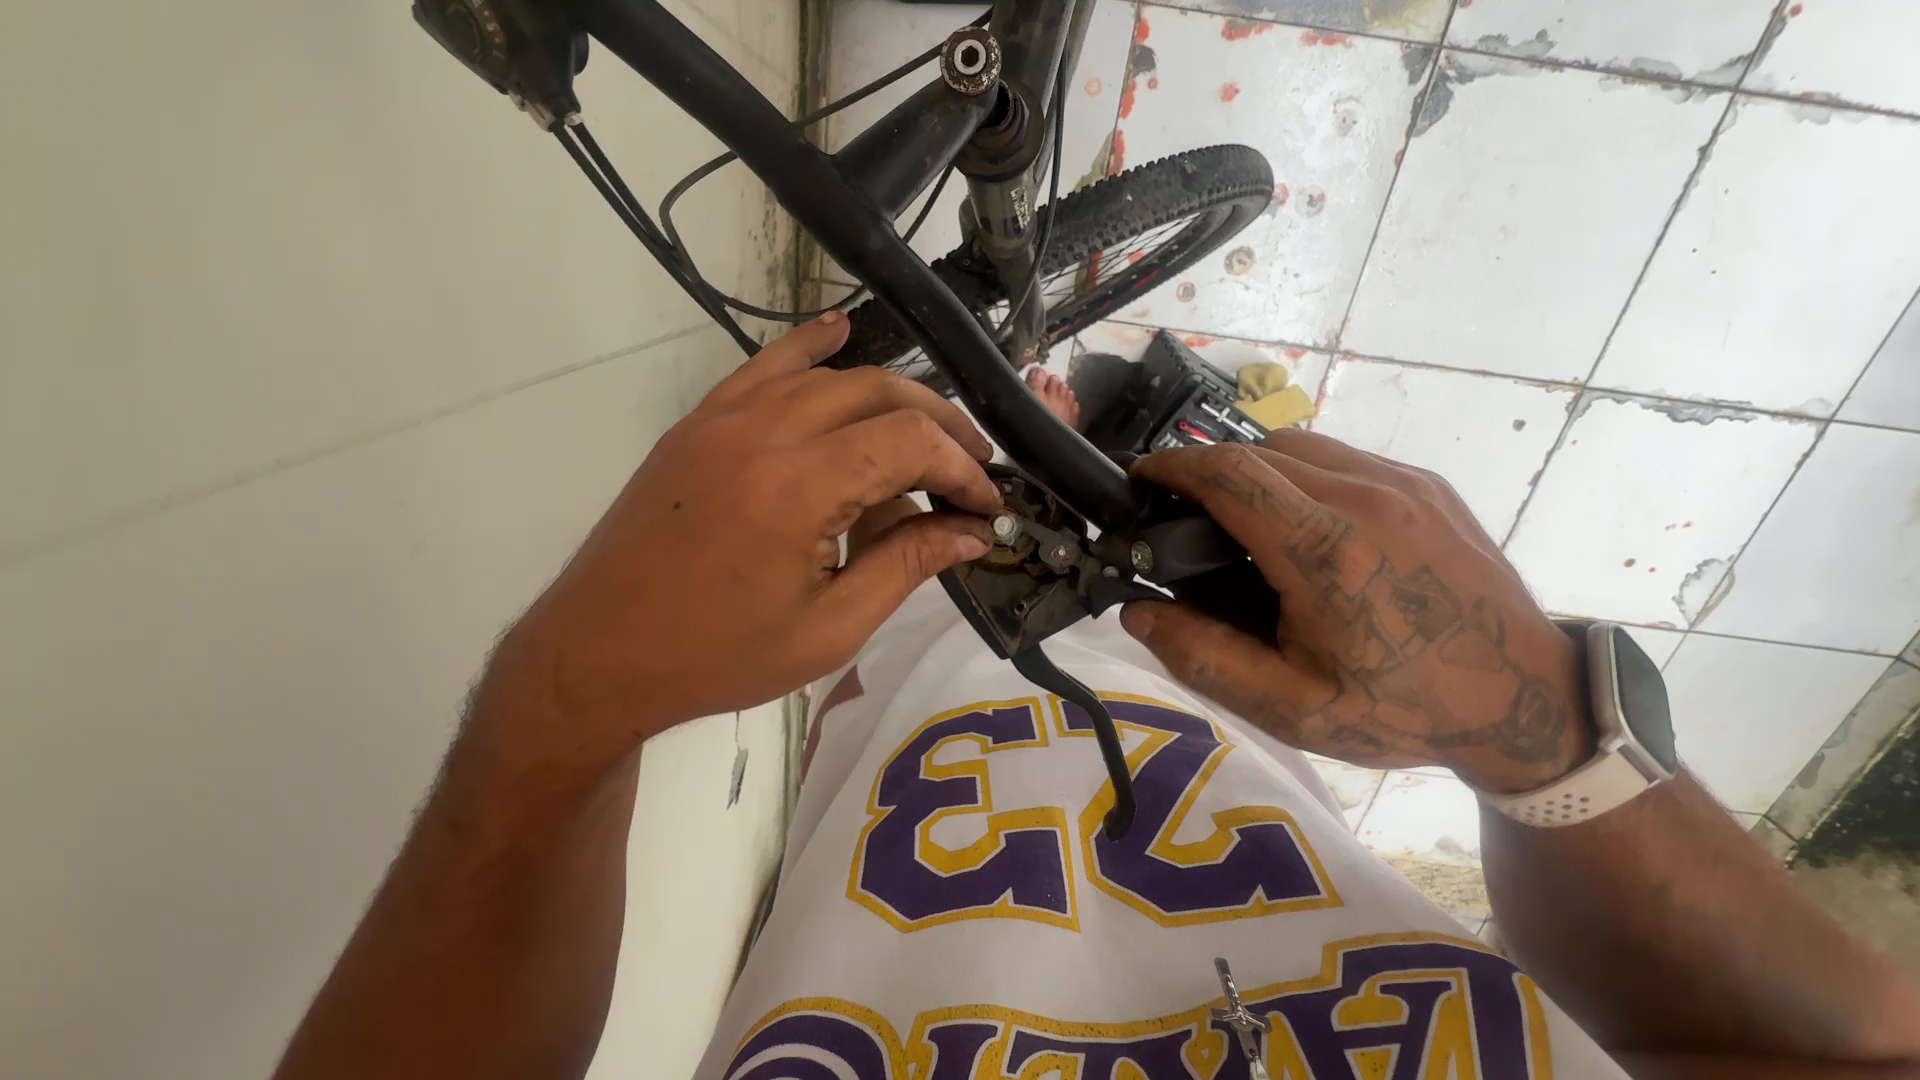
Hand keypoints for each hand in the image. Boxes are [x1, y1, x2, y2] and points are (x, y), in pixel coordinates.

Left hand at [482, 314, 999, 763]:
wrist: (598, 656)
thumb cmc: (717, 657)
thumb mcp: (830, 628)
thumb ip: (906, 566)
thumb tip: (970, 533)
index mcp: (797, 487)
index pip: (909, 443)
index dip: (961, 469)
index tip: (985, 507)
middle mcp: (762, 431)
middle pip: (880, 394)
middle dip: (939, 427)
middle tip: (970, 470)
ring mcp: (723, 418)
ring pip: (830, 377)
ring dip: (889, 399)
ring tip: (925, 437)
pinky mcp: (698, 424)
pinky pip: (765, 367)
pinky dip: (810, 349)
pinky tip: (840, 332)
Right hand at [1120, 432, 1591, 793]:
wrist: (1525, 700)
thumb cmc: (1400, 710)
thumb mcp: (1291, 708)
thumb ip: (1204, 658)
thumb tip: (1138, 611)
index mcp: (1326, 553)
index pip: (1229, 474)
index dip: (1173, 467)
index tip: (1141, 476)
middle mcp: (1365, 499)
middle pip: (1257, 451)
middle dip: (1207, 471)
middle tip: (1184, 513)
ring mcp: (1403, 484)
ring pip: (1299, 445)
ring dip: (1254, 469)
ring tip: (1243, 519)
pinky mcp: (1427, 485)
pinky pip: (1342, 457)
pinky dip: (1302, 474)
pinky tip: (1306, 523)